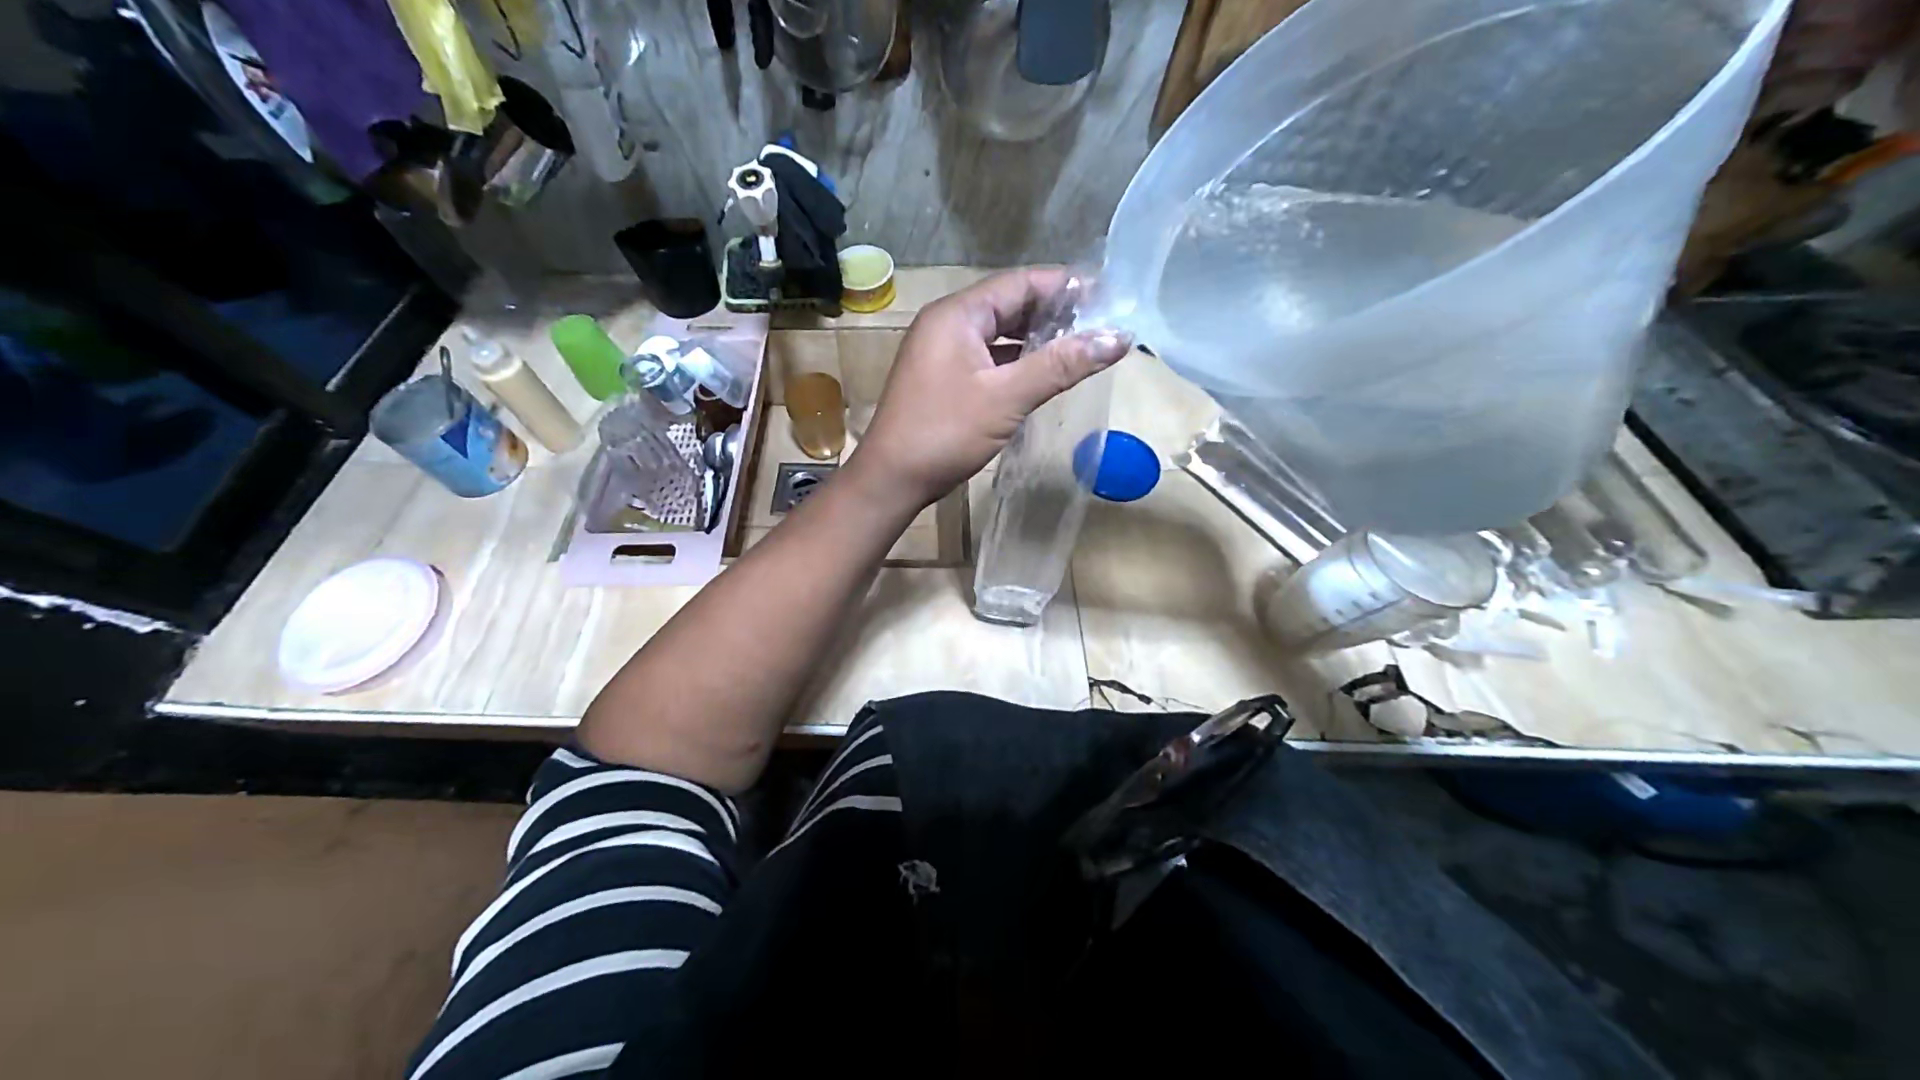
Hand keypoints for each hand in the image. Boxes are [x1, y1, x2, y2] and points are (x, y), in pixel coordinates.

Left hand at [846, 267, 1131, 510]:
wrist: (892, 478)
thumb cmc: (946, 432)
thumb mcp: (1007, 397)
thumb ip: (1062, 365)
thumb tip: (1118, 337)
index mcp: (957, 314)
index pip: (1019, 283)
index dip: (1065, 286)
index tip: (1107, 296)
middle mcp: (947, 323)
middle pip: (1009, 304)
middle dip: (1055, 312)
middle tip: (1101, 323)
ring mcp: (942, 351)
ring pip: (999, 333)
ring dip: (1037, 338)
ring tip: (1082, 346)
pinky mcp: (944, 378)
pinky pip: (988, 357)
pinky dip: (1017, 361)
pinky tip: (1045, 373)